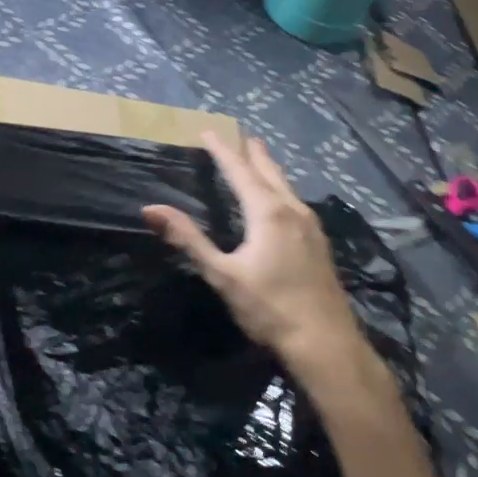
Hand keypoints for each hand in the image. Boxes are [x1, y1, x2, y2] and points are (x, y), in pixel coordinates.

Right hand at [143, 131, 364, 375]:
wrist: (327, 345)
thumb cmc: (270, 308)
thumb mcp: (222, 275)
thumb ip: (188, 239)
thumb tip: (151, 208)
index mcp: (267, 212)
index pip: (239, 171)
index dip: (222, 150)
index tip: (208, 131)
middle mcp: (292, 210)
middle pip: (269, 172)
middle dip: (252, 153)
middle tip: (240, 134)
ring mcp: (311, 227)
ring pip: (286, 186)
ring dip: (270, 168)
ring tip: (260, 157)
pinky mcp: (319, 244)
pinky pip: (296, 201)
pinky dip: (281, 188)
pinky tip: (283, 200)